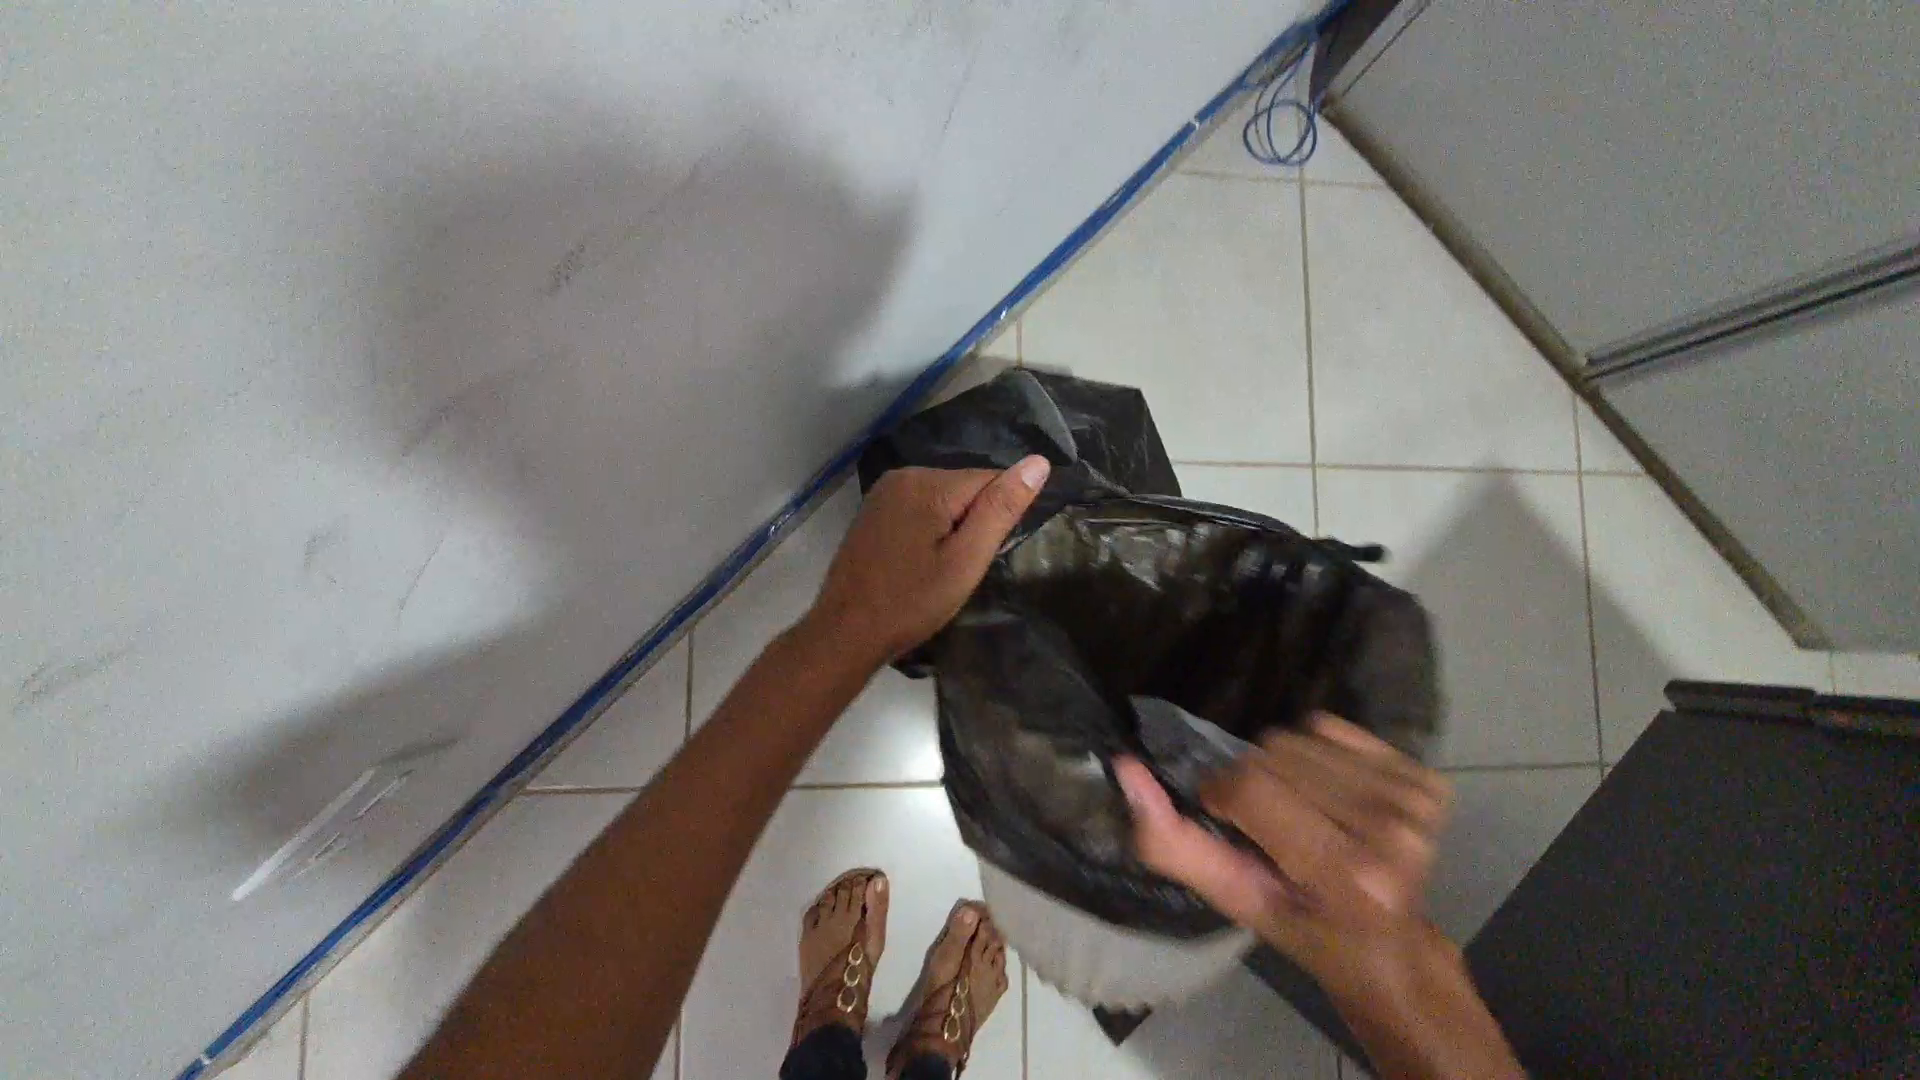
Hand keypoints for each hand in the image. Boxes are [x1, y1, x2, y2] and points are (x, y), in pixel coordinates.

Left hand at [803, 457, 1050, 666]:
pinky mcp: (874, 510)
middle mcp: (904, 474)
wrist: (846, 632)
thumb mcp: (966, 560)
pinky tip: (920, 562)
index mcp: (928, 483)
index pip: (991, 479)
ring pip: (943, 499)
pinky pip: (920, 508)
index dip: (998, 518)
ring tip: (941, 569)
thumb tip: (1038, 462)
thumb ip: (1001, 509)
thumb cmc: (911, 603)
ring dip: (952, 528)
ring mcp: (884, 491)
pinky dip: (930, 530)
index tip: (984, 555)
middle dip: (973, 523)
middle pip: (965, 487)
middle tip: (960, 569)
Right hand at [1115, 712, 1451, 1001]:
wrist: (1389, 945)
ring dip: (1282, 770)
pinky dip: (1315, 755)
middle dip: (1254, 784)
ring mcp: (1414, 803)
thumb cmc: (1303, 925)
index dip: (1223, 797)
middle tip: (1272, 826)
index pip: (1250, 788)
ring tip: (1300, 813)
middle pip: (1272, 758)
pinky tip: (1329, 795)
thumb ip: (1172, 841)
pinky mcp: (1427, 781)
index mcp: (1345, 874)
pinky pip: (1331, 730)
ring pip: (1297, 739)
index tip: (1230, 822)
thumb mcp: (1232, 897)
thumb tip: (1125, 769)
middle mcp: (1391, 832)